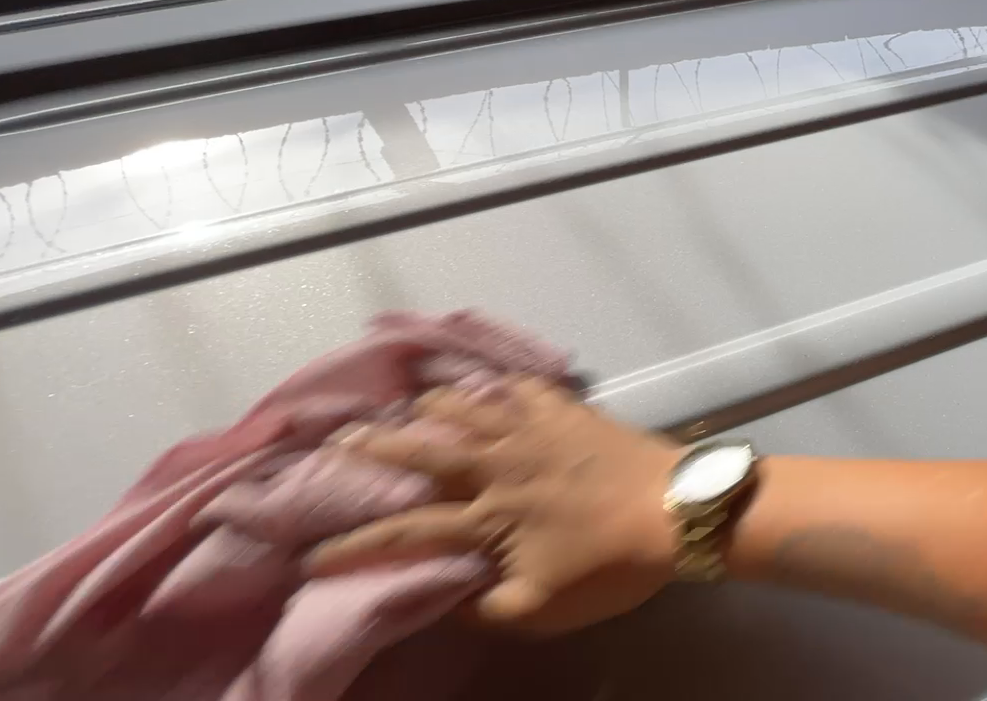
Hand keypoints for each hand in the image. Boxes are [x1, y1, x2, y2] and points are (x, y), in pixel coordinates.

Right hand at [304, 378, 682, 633]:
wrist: (677, 508)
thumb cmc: (611, 564)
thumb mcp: (540, 609)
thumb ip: (483, 604)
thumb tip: (442, 593)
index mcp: (488, 518)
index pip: (405, 532)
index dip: (354, 546)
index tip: (310, 553)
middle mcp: (502, 466)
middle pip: (428, 452)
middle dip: (379, 447)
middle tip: (340, 435)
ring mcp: (539, 432)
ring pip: (474, 410)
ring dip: (438, 404)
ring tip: (410, 397)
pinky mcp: (574, 413)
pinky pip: (531, 389)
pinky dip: (507, 382)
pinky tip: (498, 377)